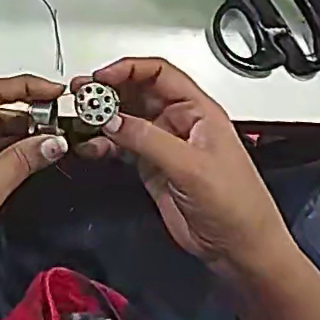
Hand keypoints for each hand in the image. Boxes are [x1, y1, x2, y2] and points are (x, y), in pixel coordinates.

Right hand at [74, 57, 295, 275]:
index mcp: (198, 111)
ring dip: (101, 117)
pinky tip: (91, 146)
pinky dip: (102, 144)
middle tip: (82, 95)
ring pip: (124, 118)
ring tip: (80, 118)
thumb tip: (112, 119)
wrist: (239, 250)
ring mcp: (162, 144)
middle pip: (136, 92)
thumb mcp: (192, 167)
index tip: (102, 77)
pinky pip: (119, 146)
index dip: (129, 69)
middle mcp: (178, 122)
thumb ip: (149, 139)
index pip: (159, 74)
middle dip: (107, 91)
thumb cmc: (239, 207)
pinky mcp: (150, 166)